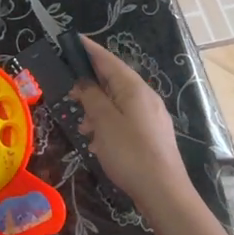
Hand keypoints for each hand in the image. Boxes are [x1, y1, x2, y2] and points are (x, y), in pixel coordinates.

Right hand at [69, 37, 191, 213]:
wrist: (165, 193)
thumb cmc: (130, 152)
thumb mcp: (104, 122)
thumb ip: (91, 96)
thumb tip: (84, 81)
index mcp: (134, 88)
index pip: (108, 60)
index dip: (89, 50)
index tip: (72, 41)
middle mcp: (146, 97)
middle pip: (114, 80)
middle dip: (91, 84)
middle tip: (69, 91)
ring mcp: (152, 116)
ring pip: (119, 102)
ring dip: (98, 108)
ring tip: (82, 125)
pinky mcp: (153, 135)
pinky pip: (126, 119)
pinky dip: (109, 123)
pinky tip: (99, 142)